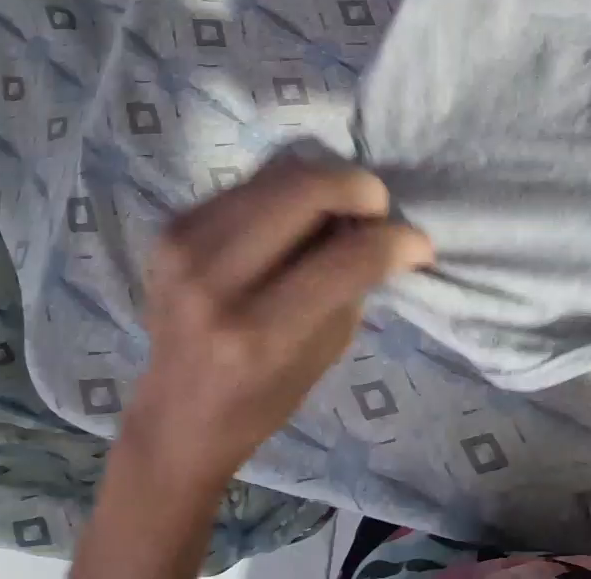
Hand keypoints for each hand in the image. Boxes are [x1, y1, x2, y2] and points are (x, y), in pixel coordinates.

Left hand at [74, 159, 432, 578]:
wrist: (175, 417)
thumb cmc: (263, 398)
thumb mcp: (324, 350)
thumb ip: (350, 281)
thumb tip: (378, 223)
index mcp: (256, 334)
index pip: (346, 259)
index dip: (396, 240)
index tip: (419, 244)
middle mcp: (213, 282)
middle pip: (305, 190)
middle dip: (359, 188)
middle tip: (377, 208)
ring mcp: (183, 248)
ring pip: (279, 173)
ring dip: (325, 183)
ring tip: (340, 210)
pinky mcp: (171, 228)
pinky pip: (250, 182)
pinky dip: (287, 189)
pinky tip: (298, 215)